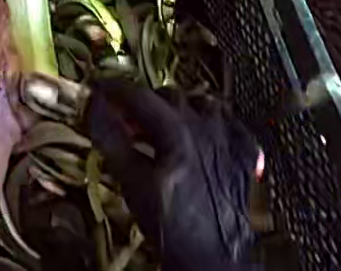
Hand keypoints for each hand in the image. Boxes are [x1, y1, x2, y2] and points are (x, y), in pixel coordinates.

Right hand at [86, 80, 261, 270]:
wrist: (213, 263)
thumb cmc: (171, 228)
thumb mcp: (133, 184)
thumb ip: (112, 139)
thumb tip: (95, 105)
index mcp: (176, 130)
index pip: (138, 94)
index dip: (114, 88)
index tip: (99, 88)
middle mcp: (205, 125)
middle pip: (168, 95)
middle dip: (144, 102)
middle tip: (127, 120)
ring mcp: (229, 138)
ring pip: (199, 102)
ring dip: (178, 109)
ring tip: (163, 128)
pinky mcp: (245, 155)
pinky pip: (229, 123)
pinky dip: (212, 123)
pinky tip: (202, 136)